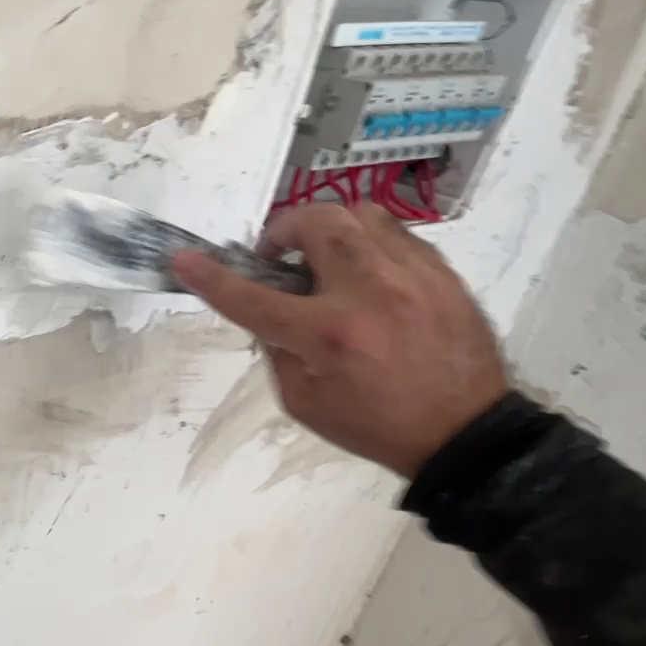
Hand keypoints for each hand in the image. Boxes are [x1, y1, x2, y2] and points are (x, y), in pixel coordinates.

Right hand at [172, 203, 508, 477]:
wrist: (462, 431)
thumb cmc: (371, 424)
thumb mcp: (302, 400)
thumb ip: (278, 349)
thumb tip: (271, 313)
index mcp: (327, 335)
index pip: (252, 297)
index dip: (210, 277)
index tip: (183, 260)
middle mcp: (370, 292)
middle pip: (316, 223)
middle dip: (282, 231)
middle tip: (277, 257)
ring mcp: (413, 275)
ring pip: (359, 214)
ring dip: (326, 228)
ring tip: (322, 257)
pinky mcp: (442, 272)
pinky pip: (394, 233)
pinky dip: (365, 243)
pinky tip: (362, 272)